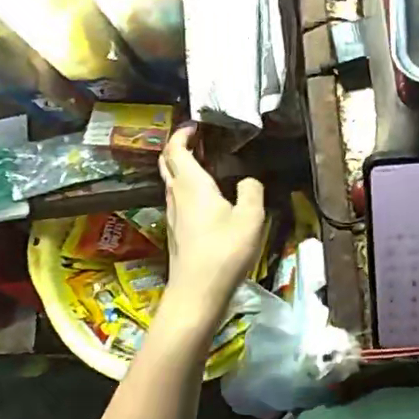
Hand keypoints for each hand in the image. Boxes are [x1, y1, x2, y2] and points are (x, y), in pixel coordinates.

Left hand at [158, 126, 264, 321]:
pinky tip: (206, 197)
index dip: (182, 133)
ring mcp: (171, 214)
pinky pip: (177, 199)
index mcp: (191, 183)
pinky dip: (186, 187)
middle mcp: (175, 194)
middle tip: (199, 142)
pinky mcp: (174, 231)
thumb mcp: (250, 218)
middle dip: (179, 147)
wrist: (197, 292)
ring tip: (206, 165)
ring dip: (183, 168)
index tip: (196, 126)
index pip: (176, 148)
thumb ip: (251, 191)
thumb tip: (248, 179)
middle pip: (167, 162)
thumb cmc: (224, 251)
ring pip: (171, 181)